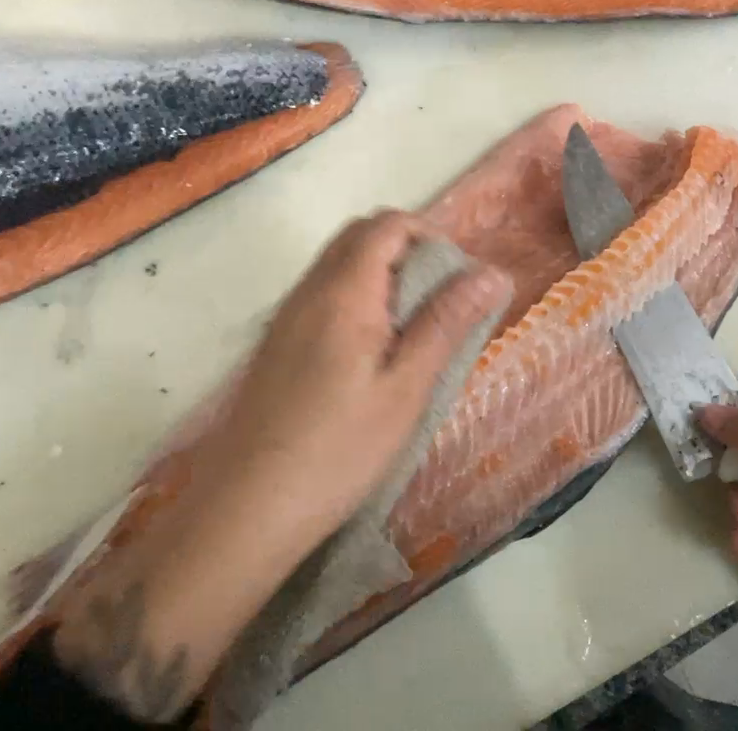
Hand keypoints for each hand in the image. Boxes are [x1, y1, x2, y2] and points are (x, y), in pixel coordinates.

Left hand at [212, 209, 512, 542]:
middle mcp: (308, 292)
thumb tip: (493, 273)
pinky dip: (358, 296)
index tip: (460, 279)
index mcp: (344, 294)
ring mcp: (286, 317)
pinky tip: (375, 351)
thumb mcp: (406, 390)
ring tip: (416, 326)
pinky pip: (323, 293)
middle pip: (359, 235)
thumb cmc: (338, 451)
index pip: (387, 226)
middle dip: (408, 248)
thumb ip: (446, 323)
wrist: (244, 510)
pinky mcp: (277, 344)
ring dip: (382, 272)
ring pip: (339, 263)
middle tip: (443, 298)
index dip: (430, 235)